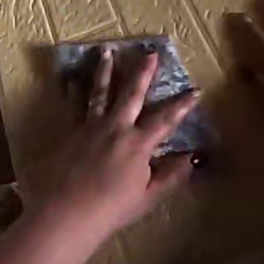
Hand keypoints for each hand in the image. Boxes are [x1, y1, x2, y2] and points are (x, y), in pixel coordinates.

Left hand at [27, 46, 197, 240]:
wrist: (67, 211)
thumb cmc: (111, 209)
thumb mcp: (147, 197)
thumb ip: (169, 176)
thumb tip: (190, 159)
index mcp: (138, 143)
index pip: (166, 120)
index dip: (182, 105)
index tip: (196, 91)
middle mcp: (116, 127)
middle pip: (132, 93)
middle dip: (143, 72)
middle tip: (150, 53)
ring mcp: (92, 126)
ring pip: (101, 92)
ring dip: (106, 71)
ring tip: (107, 51)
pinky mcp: (72, 132)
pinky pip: (74, 107)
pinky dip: (73, 93)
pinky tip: (71, 81)